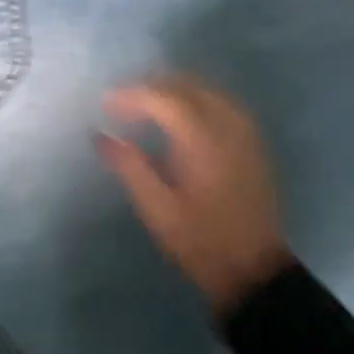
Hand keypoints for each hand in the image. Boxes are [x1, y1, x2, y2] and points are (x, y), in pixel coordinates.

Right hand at [97, 76, 293, 319]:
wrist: (253, 267)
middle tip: (120, 104)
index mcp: (202, 141)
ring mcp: (246, 134)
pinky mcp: (253, 144)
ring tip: (144, 108)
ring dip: (174, 90)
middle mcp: (228, 127)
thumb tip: (100, 135)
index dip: (131, 95)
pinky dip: (196, 100)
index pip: (163, 98)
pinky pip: (223, 104)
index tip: (104, 106)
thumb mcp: (156, 208)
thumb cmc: (199, 240)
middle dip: (151, 87)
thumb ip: (129, 166)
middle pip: (188, 86)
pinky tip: (179, 118)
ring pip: (208, 91)